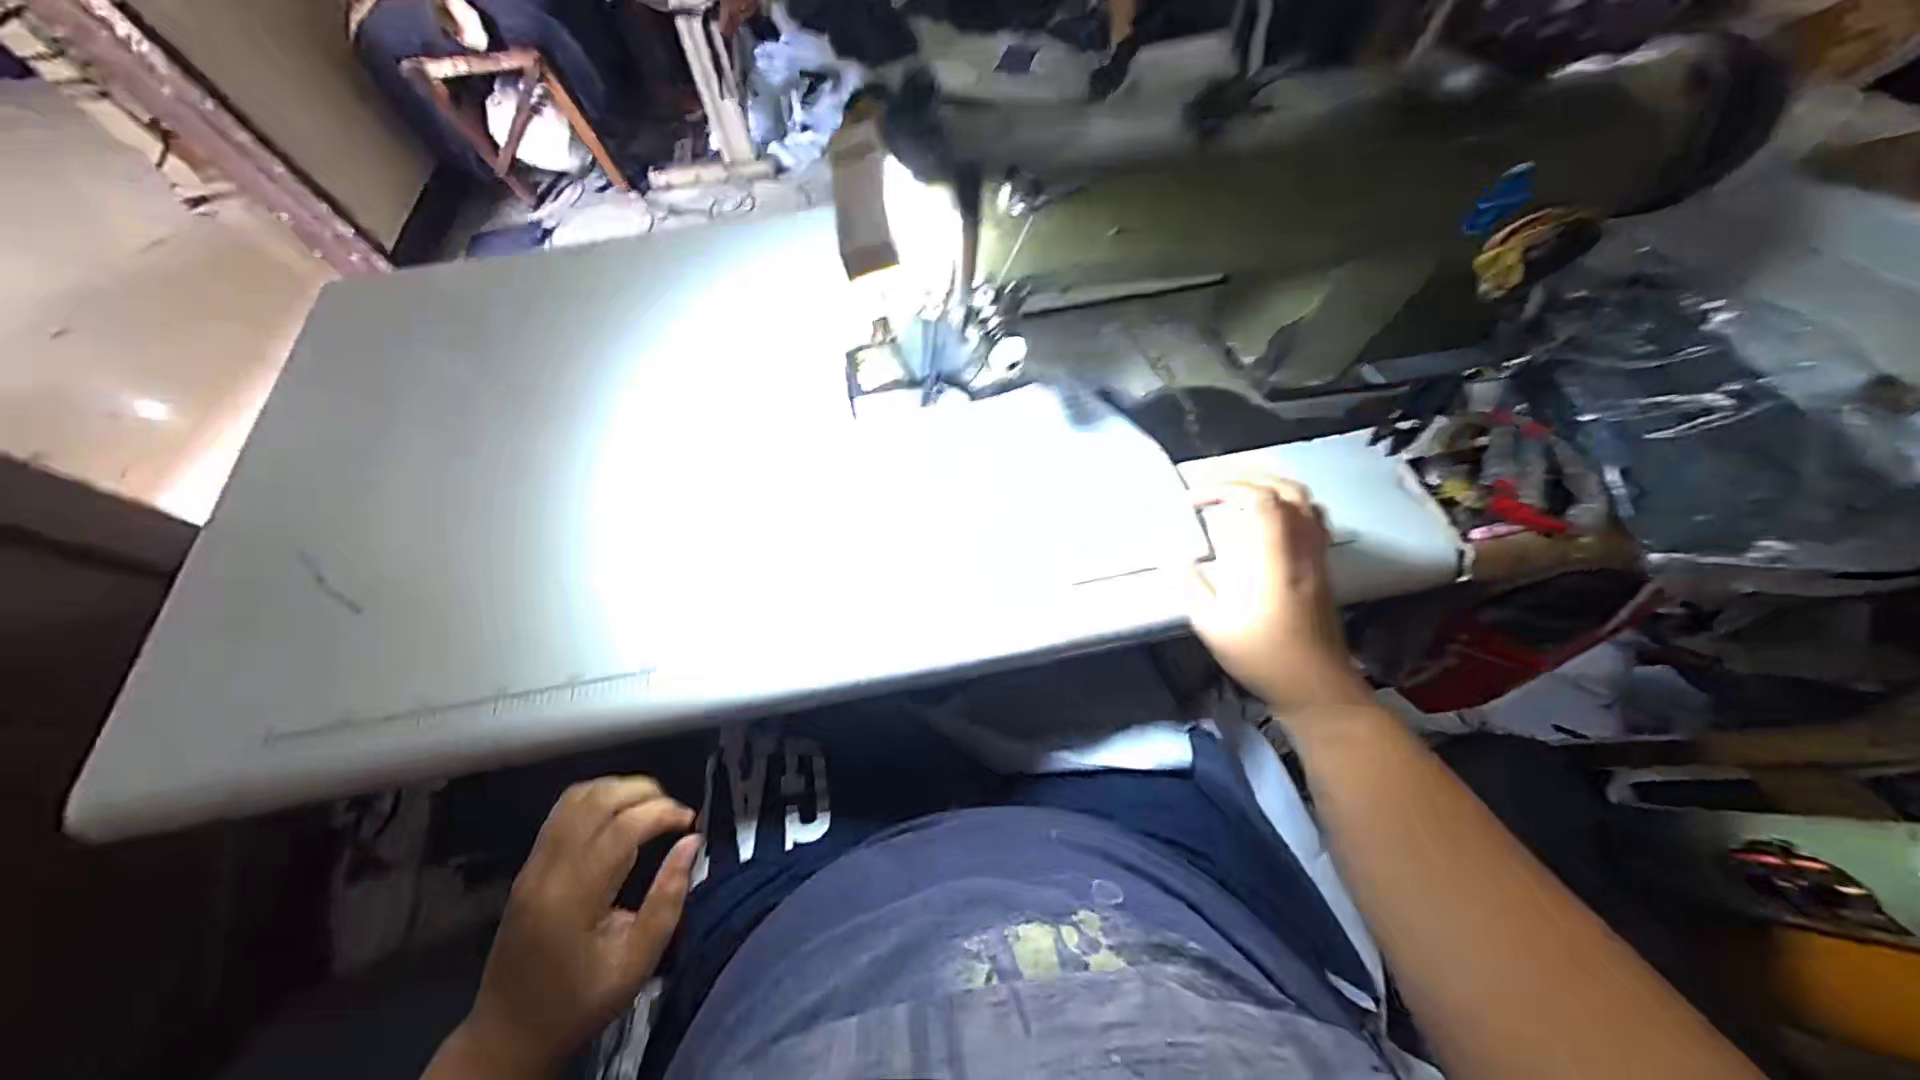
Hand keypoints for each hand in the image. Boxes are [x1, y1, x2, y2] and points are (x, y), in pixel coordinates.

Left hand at [449, 777, 699, 1077]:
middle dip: (645, 792)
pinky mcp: (529, 867)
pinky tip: (621, 816)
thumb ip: (668, 899)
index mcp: (573, 898)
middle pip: (596, 799)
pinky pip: (563, 812)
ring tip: (651, 809)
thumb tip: (692, 842)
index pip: (622, 827)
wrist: (508, 1036)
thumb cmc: (579, 1004)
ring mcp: (532, 866)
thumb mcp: (637, 964)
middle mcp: (546, 871)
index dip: (663, 812)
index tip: (692, 823)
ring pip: (576, 797)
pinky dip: (599, 800)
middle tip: (675, 812)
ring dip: (620, 790)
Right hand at [1187, 477, 1370, 715]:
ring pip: (1306, 501)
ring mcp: (1317, 558)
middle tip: (1215, 488)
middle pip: (1288, 491)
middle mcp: (1302, 550)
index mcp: (1274, 562)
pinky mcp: (1323, 568)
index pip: (1261, 502)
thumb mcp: (1213, 629)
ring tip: (1239, 495)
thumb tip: (1174, 560)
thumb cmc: (1264, 659)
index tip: (1195, 500)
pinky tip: (1267, 521)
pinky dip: (1288, 505)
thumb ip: (1192, 588)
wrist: (1317, 688)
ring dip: (1271, 487)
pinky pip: (1312, 519)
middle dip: (1248, 479)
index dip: (1226, 489)